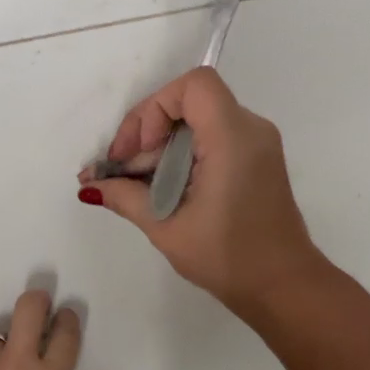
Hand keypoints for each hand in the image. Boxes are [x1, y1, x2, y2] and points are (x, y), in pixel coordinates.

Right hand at [81, 67, 329, 307]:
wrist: (279, 283)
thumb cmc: (225, 256)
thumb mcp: (166, 227)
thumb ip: (126, 198)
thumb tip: (90, 186)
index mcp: (231, 138)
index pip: (191, 87)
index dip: (153, 110)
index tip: (136, 151)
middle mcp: (248, 130)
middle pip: (189, 103)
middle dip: (146, 133)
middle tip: (117, 174)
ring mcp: (253, 144)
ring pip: (196, 123)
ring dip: (158, 148)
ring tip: (129, 187)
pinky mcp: (251, 161)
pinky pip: (208, 141)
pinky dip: (178, 157)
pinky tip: (156, 190)